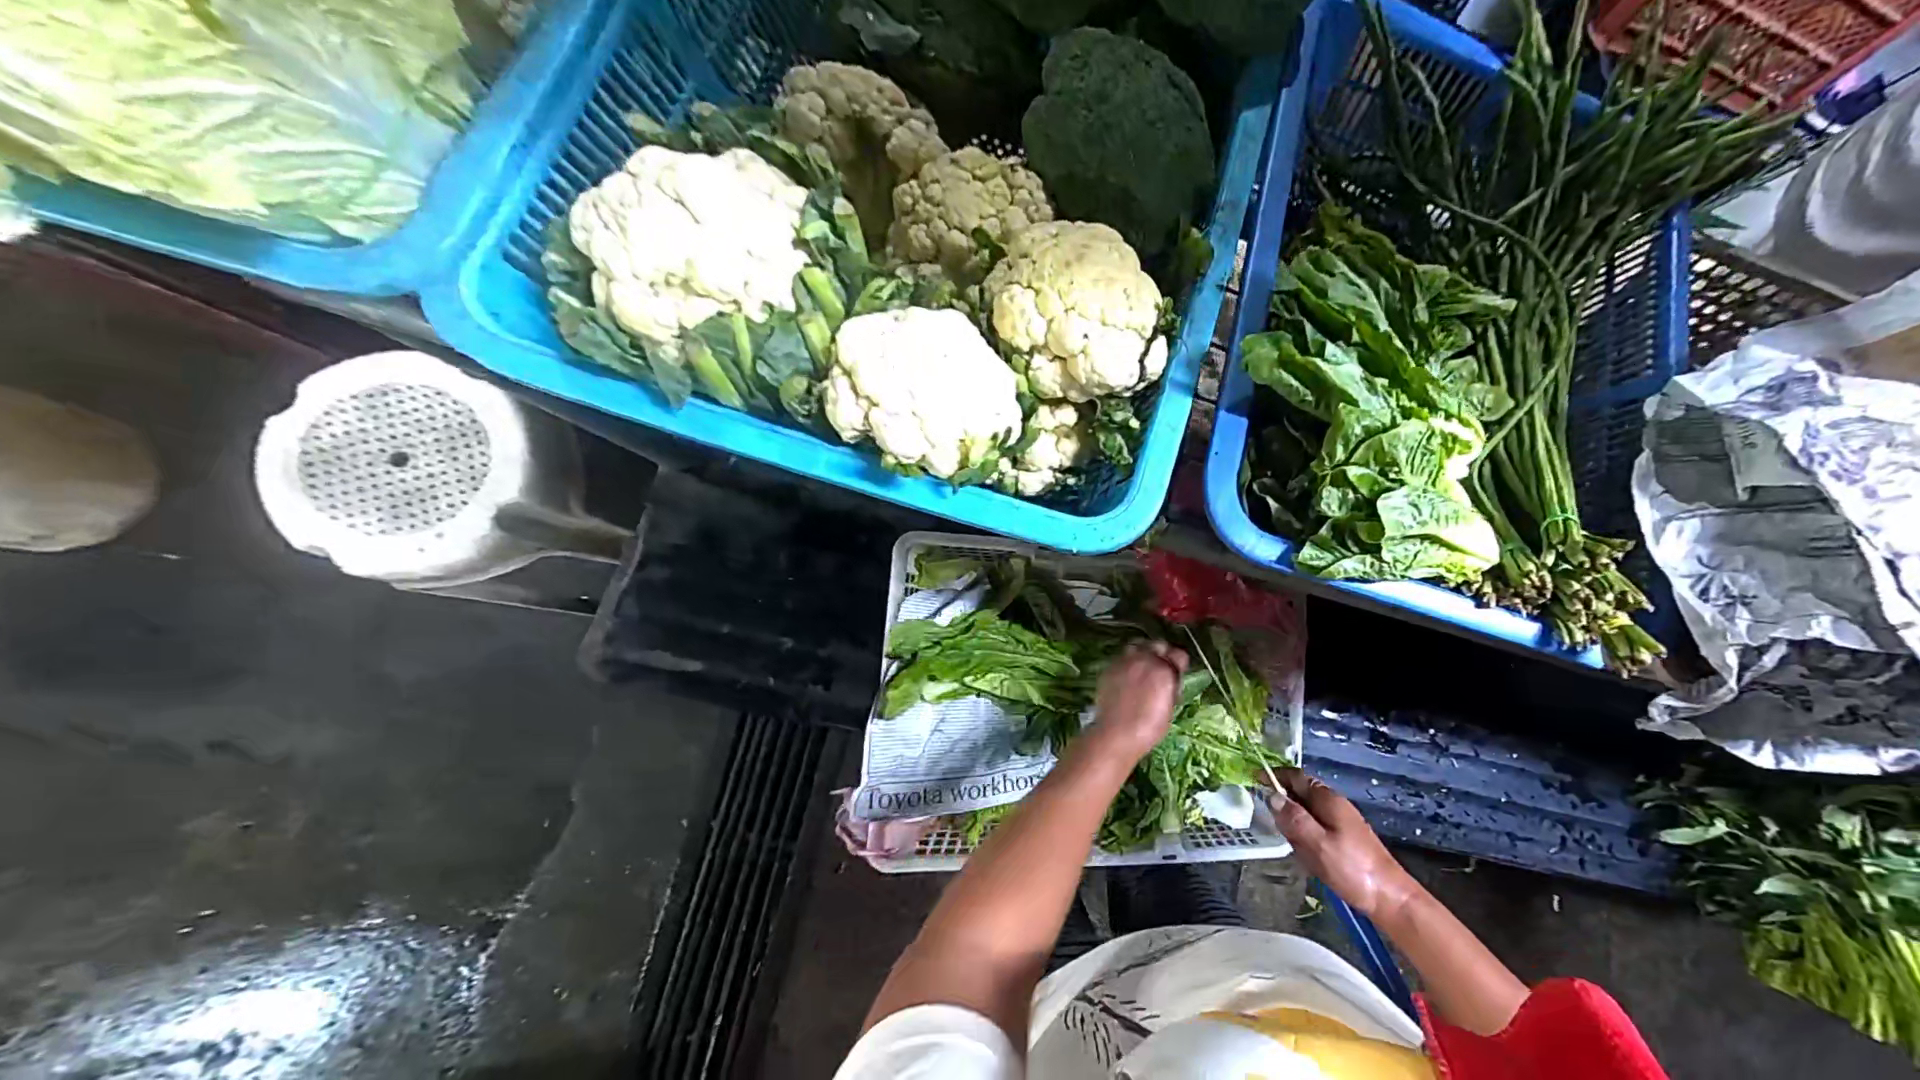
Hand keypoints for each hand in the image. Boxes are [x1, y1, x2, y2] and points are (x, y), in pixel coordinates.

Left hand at [1086, 642, 1186, 762]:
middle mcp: (1145, 659)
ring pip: (1137, 645)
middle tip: (1160, 665)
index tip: (1177, 669)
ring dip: (1142, 652)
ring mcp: (1125, 661)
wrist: (1117, 732)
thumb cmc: (1149, 727)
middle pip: (1157, 644)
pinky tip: (1127, 675)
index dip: (1179, 662)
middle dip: (1162, 652)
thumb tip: (1170, 678)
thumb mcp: (1170, 706)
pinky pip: (1122, 657)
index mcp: (1164, 670)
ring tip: (1142, 665)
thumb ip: (1171, 685)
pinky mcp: (1109, 667)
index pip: (1179, 654)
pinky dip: (1127, 662)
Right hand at [1270, 768, 1419, 919]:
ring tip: (1285, 838)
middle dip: (1282, 800)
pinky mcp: (1345, 838)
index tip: (1253, 779)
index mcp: (1328, 800)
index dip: (1274, 776)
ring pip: (1307, 810)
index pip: (1296, 777)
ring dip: (1293, 818)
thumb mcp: (1316, 843)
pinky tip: (1303, 850)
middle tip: (1266, 817)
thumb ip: (1293, 818)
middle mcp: (1335, 805)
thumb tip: (1272, 795)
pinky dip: (1303, 832)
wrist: (1391, 900)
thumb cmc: (1352, 869)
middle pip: (1301, 792)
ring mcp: (1342, 822)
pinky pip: (1316, 826)